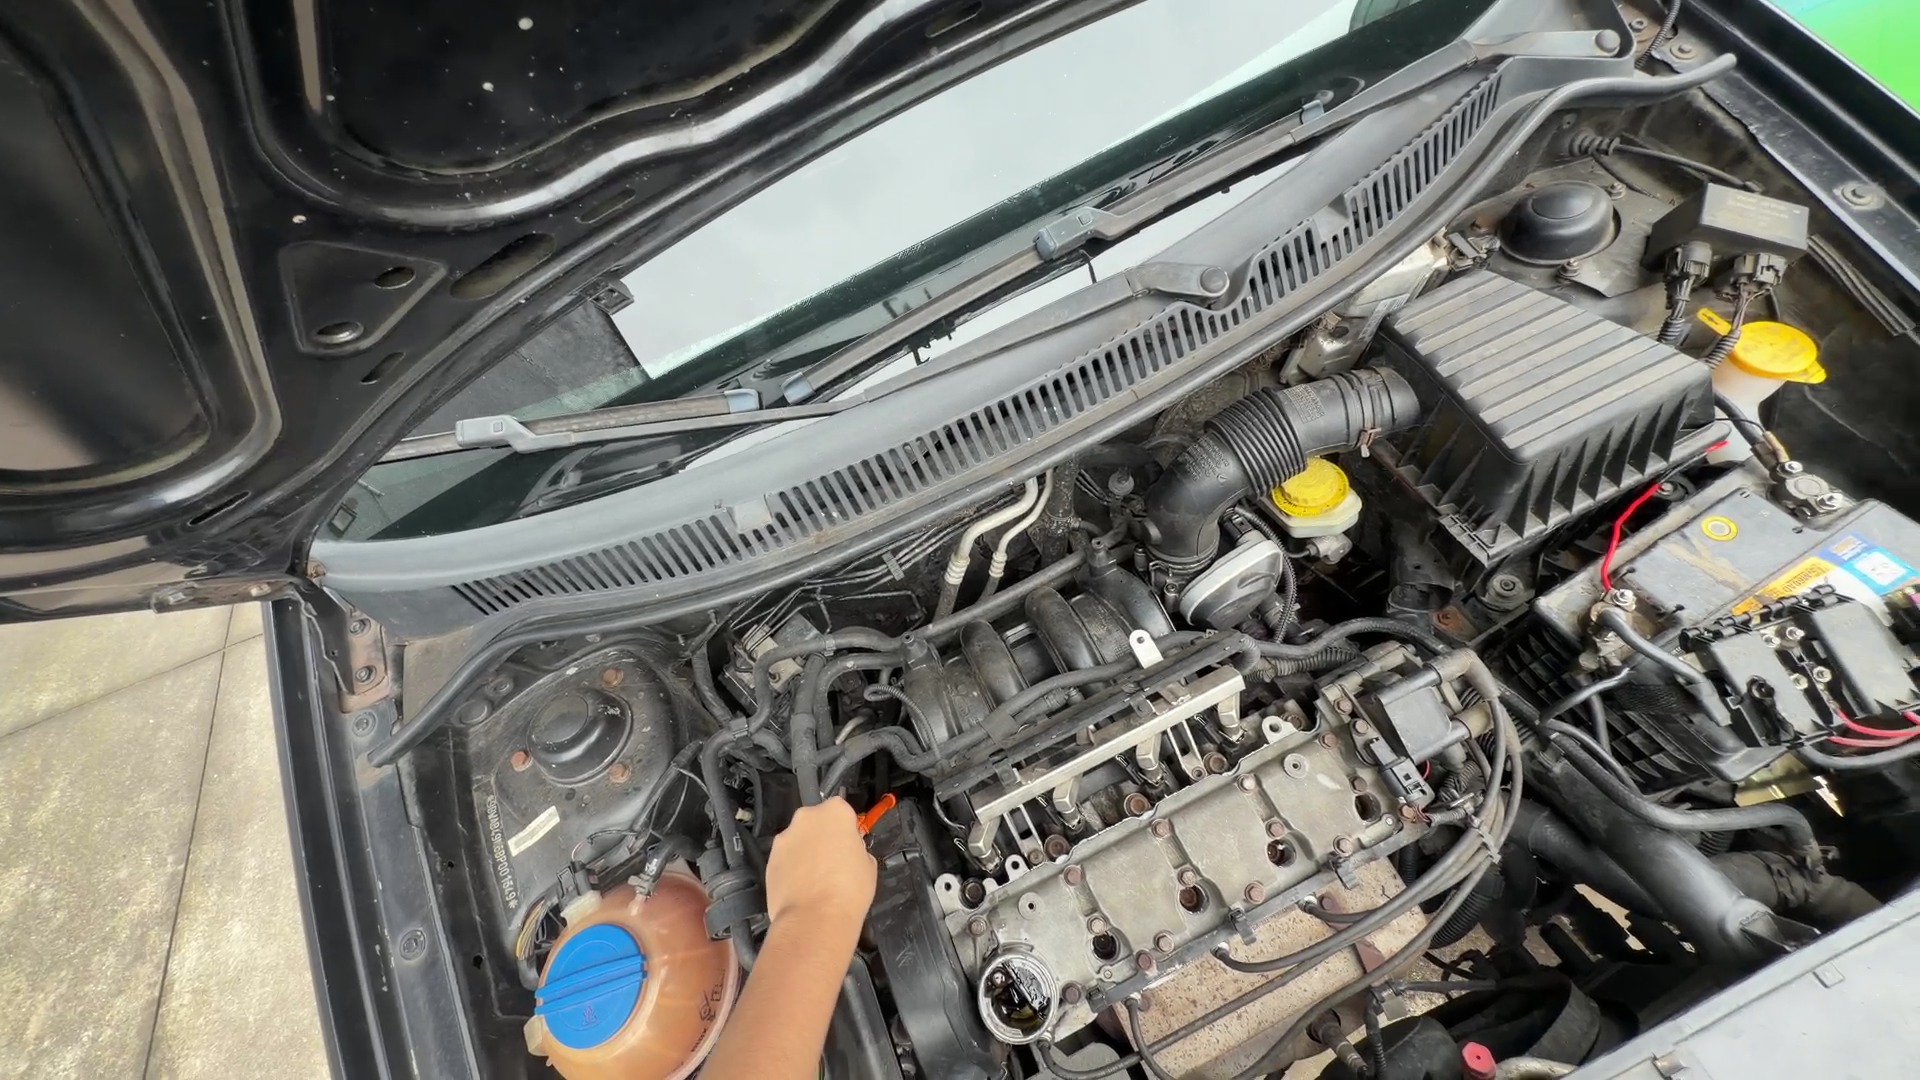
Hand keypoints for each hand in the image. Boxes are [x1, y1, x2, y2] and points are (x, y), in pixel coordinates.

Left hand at [764, 797, 876, 932]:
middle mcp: (807, 817)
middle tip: (831, 862)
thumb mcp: (868, 864)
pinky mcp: (769, 860)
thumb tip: (846, 853)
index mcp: (835, 811)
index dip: (845, 829)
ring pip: (798, 840)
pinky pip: (784, 859)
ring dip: (804, 852)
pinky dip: (790, 869)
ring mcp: (784, 838)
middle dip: (822, 837)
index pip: (842, 811)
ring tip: (813, 880)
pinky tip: (799, 889)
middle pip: (816, 821)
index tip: (848, 846)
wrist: (814, 919)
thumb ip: (855, 849)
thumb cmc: (850, 889)